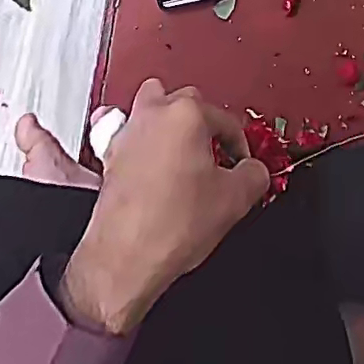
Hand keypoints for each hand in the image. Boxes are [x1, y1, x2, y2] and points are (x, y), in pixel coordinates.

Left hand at [60, 79, 269, 334]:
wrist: (124, 261)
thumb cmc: (170, 226)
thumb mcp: (236, 199)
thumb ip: (255, 173)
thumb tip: (253, 171)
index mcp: (188, 114)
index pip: (226, 121)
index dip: (239, 145)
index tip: (241, 164)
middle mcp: (155, 114)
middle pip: (189, 101)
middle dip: (205, 124)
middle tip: (215, 152)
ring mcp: (128, 132)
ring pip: (150, 102)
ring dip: (167, 117)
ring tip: (180, 146)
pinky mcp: (108, 155)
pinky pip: (121, 129)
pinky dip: (135, 135)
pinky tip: (144, 154)